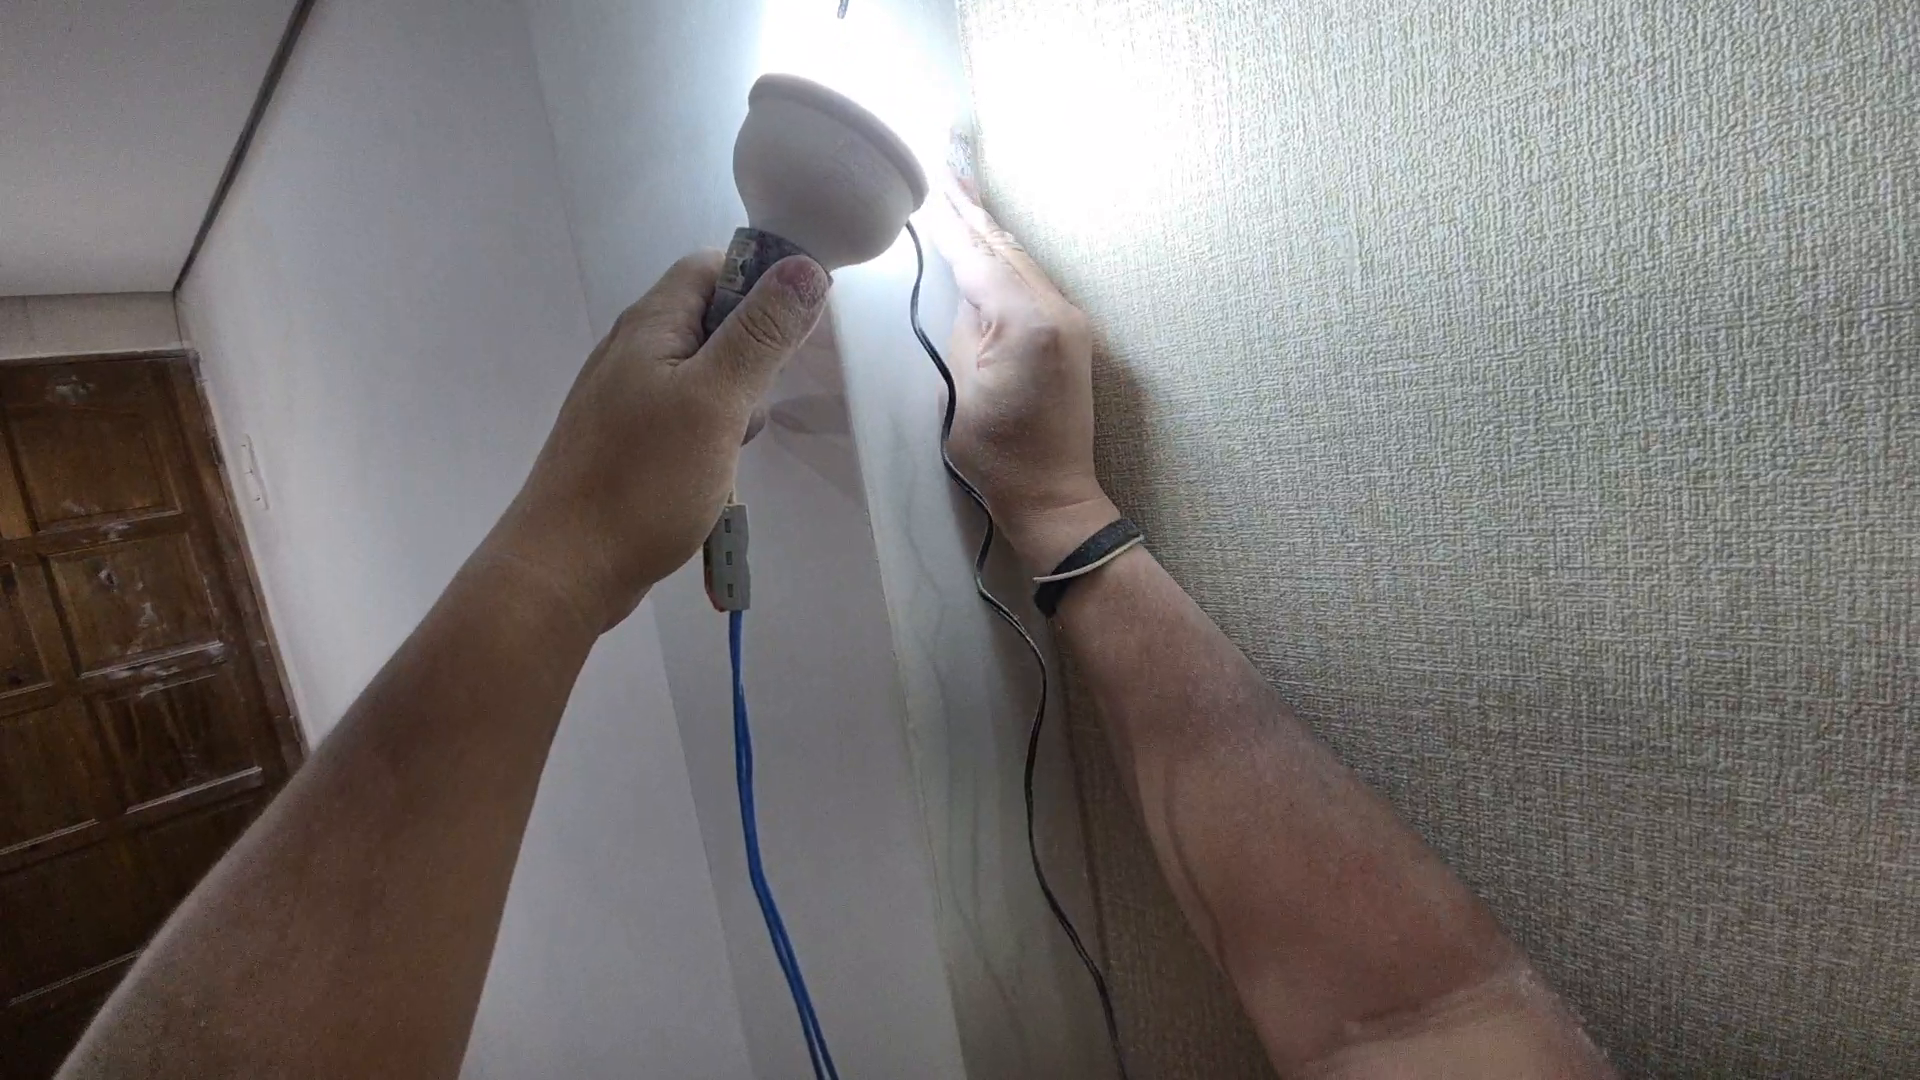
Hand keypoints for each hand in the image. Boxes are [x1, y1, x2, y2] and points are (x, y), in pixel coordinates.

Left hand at [481, 252, 828, 631]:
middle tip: (761, 399)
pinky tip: (720, 468)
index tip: (799, 326)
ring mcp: (632, 398)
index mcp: (650, 325)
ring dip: (739, 399)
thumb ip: (760, 336)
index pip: (712, 267)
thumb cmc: (644, 481)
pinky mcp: (635, 439)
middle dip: (756, 352)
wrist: (569, 567)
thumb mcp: (714, 402)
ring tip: (736, 443)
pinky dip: (718, 431)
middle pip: (714, 321)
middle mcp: (636, 351)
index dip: (761, 281)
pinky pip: (692, 414)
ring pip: (708, 374)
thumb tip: (806, 268)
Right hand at [927, 183, 1117, 572]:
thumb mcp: (960, 391)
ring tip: (964, 194)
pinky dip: (1009, 264)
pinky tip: (993, 247)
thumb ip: (963, 330)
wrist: (1054, 494)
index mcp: (1026, 323)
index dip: (951, 224)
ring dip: (991, 234)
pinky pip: (1034, 287)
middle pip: (1007, 251)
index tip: (930, 186)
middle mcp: (1058, 312)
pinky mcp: (1073, 338)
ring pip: (1023, 265)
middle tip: (949, 164)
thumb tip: (966, 293)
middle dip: (973, 211)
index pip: (979, 260)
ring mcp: (1072, 324)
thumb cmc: (999, 455)